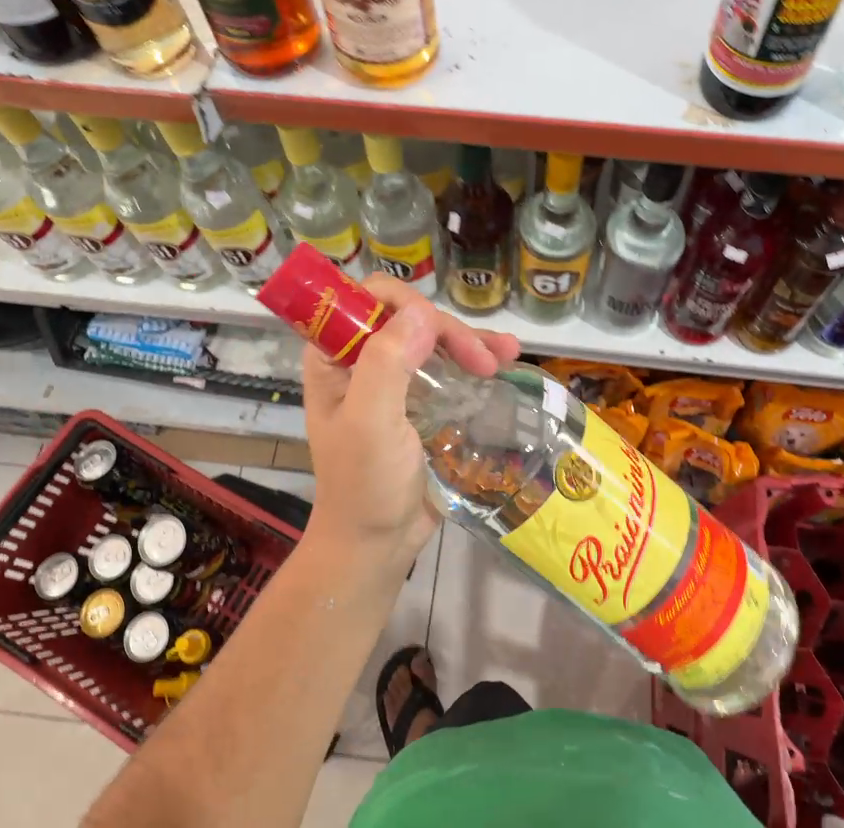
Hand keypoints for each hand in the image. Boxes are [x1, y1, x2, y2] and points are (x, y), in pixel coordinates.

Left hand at [299, 274, 519, 563]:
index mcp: (334, 358)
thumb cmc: (364, 484)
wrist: (379, 542)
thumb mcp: (370, 423)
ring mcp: (396, 380)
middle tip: (483, 362)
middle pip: (409, 317)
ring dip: (471, 340)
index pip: (366, 301)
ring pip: (435, 338)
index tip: (438, 332)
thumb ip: (386, 364)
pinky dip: (478, 359)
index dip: (405, 305)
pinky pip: (451, 366)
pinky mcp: (424, 401)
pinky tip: (508, 359)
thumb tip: (420, 311)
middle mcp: (362, 361)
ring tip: (506, 355)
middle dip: (448, 331)